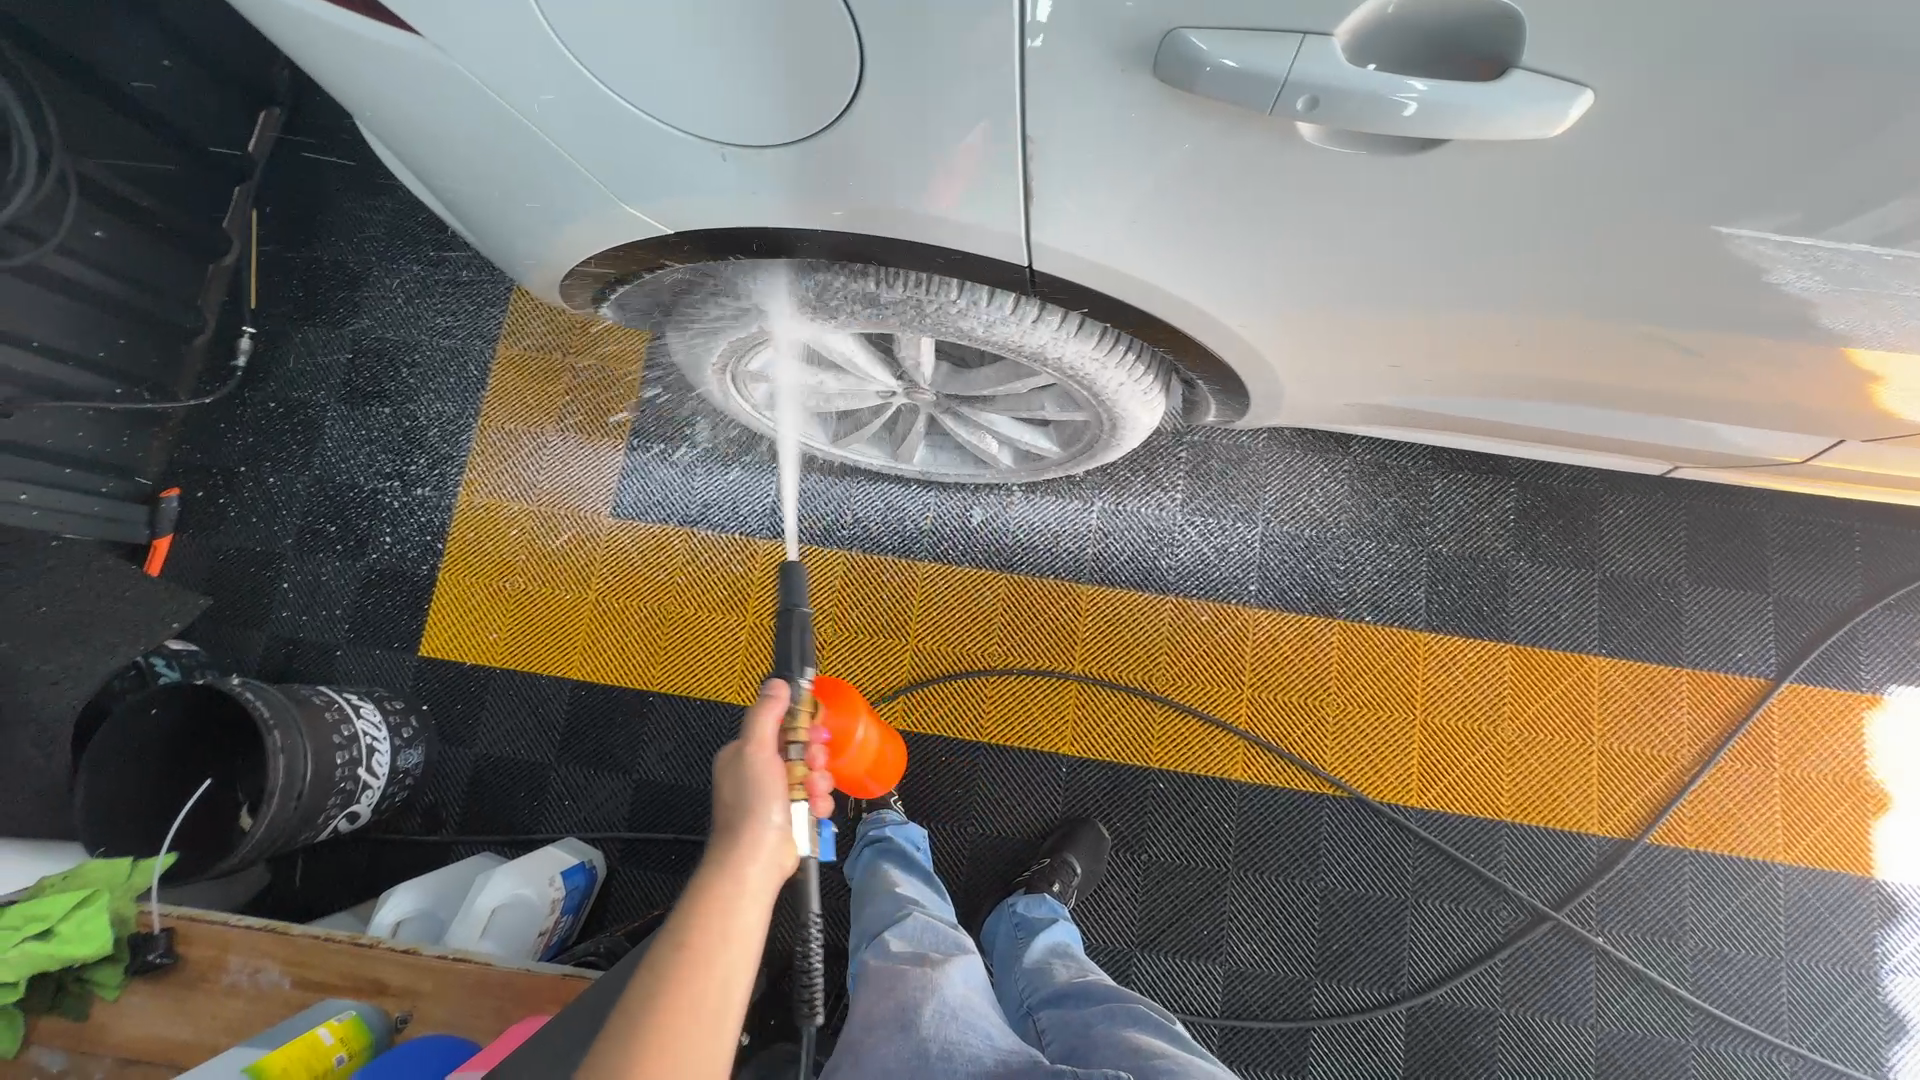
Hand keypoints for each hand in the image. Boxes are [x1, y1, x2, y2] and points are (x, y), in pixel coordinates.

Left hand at [708, 679, 833, 887]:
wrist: (755, 860)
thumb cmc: (752, 803)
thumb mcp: (754, 749)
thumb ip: (767, 714)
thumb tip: (777, 682)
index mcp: (745, 752)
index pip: (779, 725)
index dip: (801, 726)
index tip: (812, 732)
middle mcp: (759, 772)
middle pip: (801, 748)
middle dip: (814, 756)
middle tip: (813, 763)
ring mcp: (777, 796)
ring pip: (813, 773)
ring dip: (819, 780)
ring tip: (812, 792)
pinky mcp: (793, 816)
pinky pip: (816, 797)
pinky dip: (819, 802)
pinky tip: (815, 809)